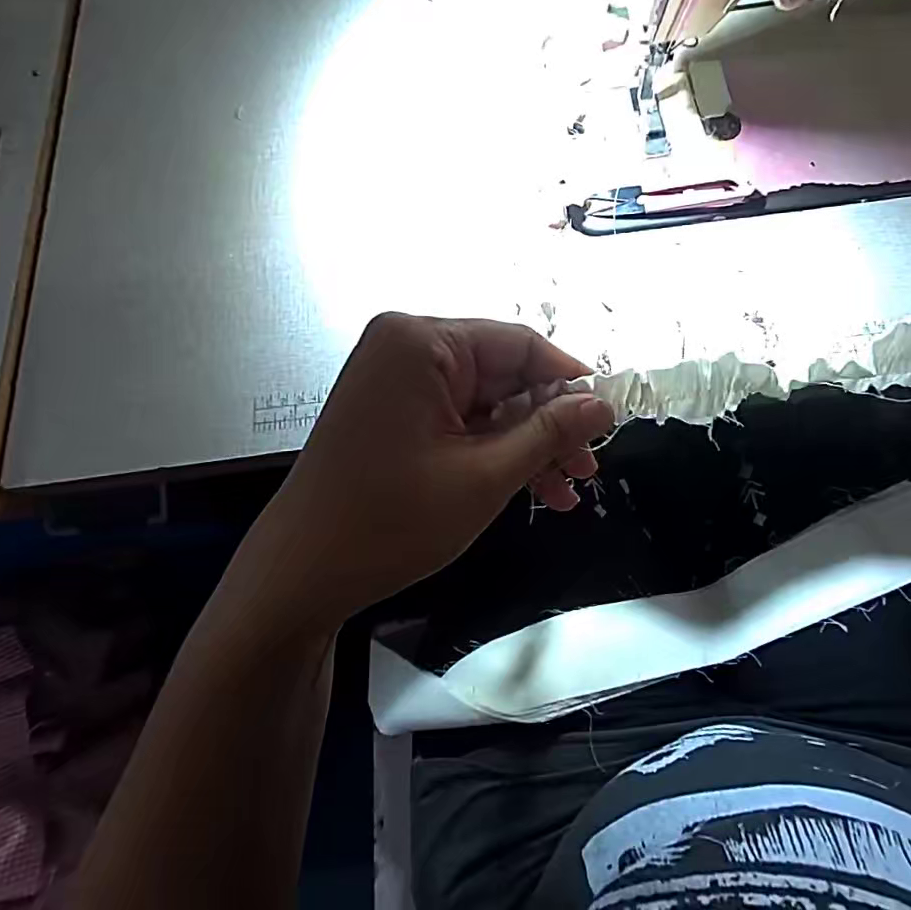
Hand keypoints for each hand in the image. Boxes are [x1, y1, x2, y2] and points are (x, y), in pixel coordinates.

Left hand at [229, 314, 614, 632]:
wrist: (304, 569)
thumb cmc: (389, 522)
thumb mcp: (485, 477)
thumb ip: (549, 433)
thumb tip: (601, 404)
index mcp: (419, 341)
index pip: (518, 343)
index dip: (569, 381)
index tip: (606, 419)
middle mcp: (401, 346)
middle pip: (499, 373)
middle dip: (546, 423)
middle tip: (587, 467)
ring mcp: (391, 378)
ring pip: (481, 401)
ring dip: (522, 443)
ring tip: (564, 490)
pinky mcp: (387, 409)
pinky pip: (453, 418)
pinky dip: (487, 449)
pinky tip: (526, 487)